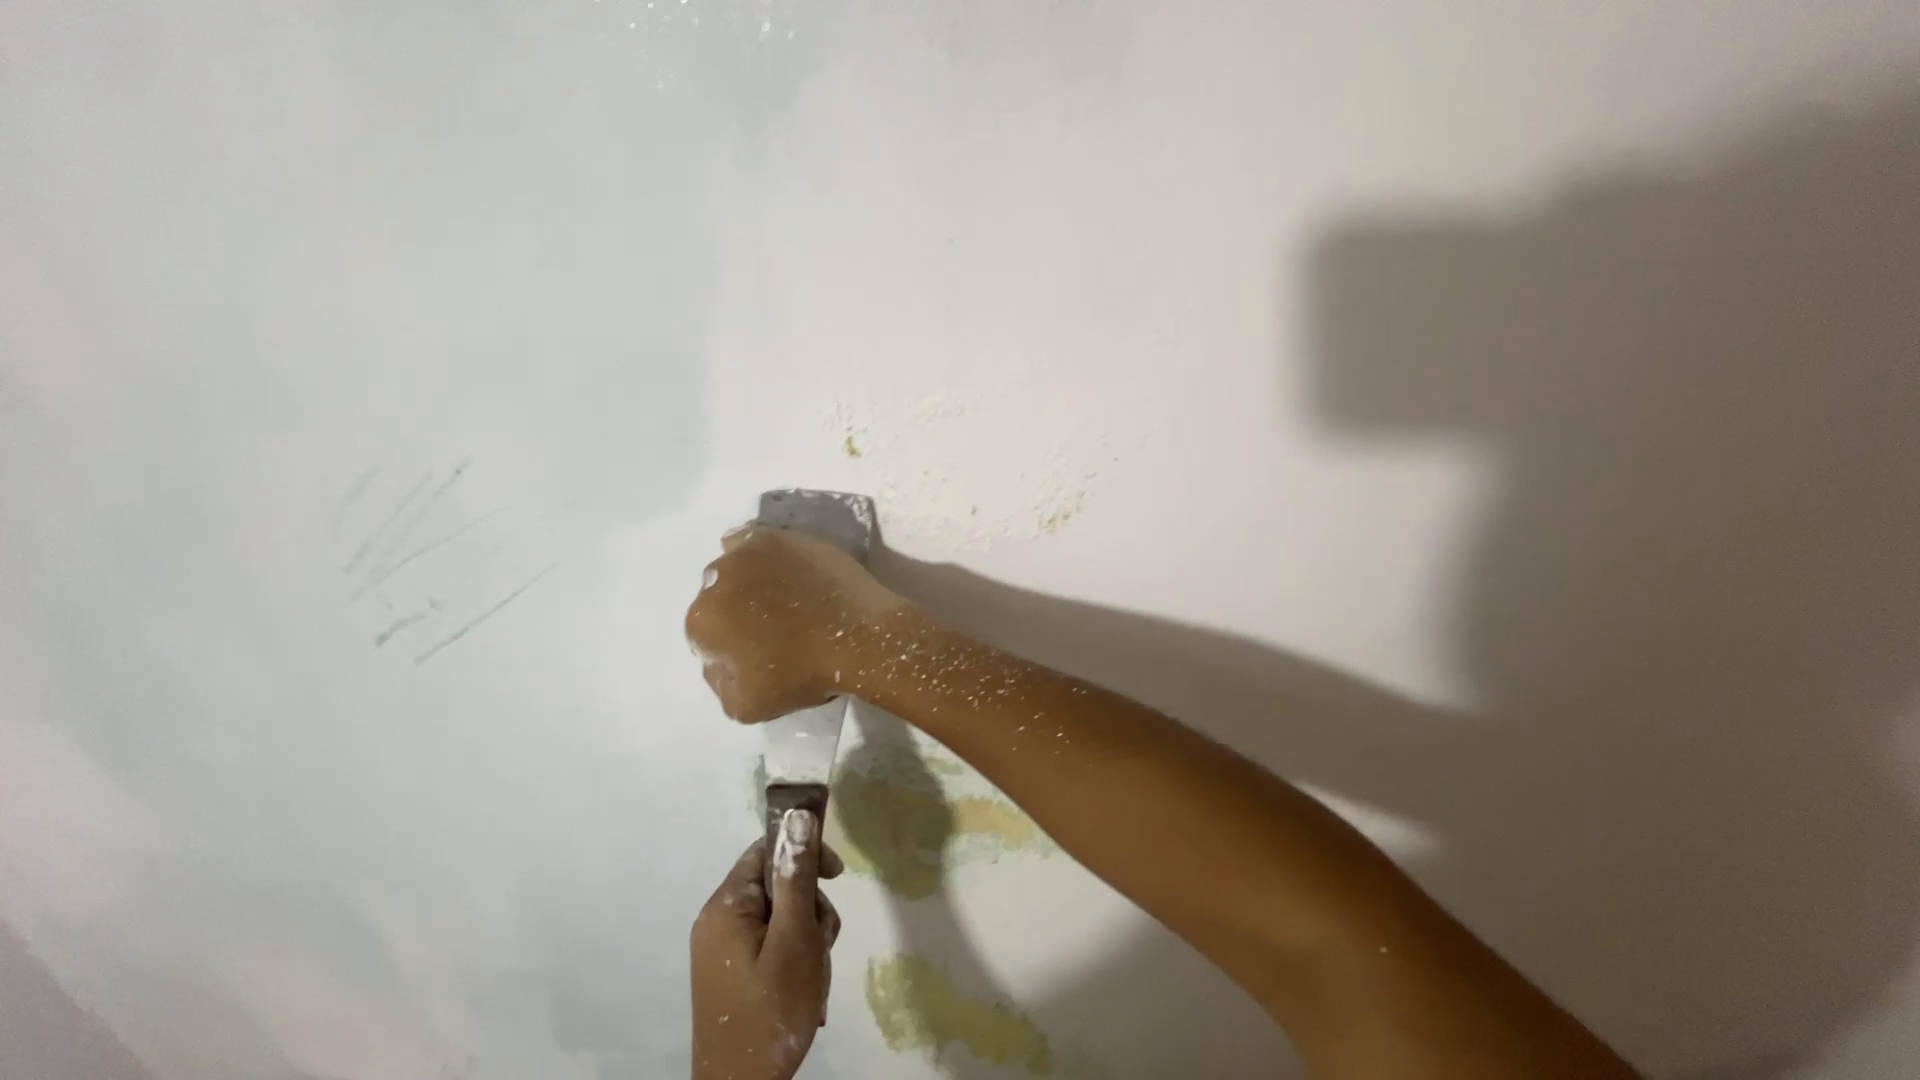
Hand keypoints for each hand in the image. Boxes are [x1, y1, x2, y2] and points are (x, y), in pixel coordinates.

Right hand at [685, 524, 907, 722]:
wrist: (860, 637)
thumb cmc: (804, 674)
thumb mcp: (746, 706)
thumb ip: (716, 683)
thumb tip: (716, 661)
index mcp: (702, 620)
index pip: (703, 634)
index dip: (727, 646)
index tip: (755, 652)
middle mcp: (715, 579)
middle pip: (716, 597)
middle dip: (735, 611)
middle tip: (771, 625)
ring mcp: (748, 552)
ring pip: (733, 567)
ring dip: (745, 581)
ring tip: (779, 597)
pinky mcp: (779, 537)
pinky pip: (754, 542)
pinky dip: (760, 555)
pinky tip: (780, 570)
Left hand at [690, 810, 844, 1079]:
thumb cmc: (771, 1009)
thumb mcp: (795, 938)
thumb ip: (797, 876)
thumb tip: (798, 814)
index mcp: (725, 905)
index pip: (767, 850)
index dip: (804, 854)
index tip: (837, 877)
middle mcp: (716, 919)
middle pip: (775, 883)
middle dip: (809, 905)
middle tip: (822, 942)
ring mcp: (721, 948)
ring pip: (777, 914)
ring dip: (805, 934)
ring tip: (813, 971)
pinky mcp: (730, 970)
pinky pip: (768, 941)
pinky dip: (792, 954)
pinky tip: (803, 983)